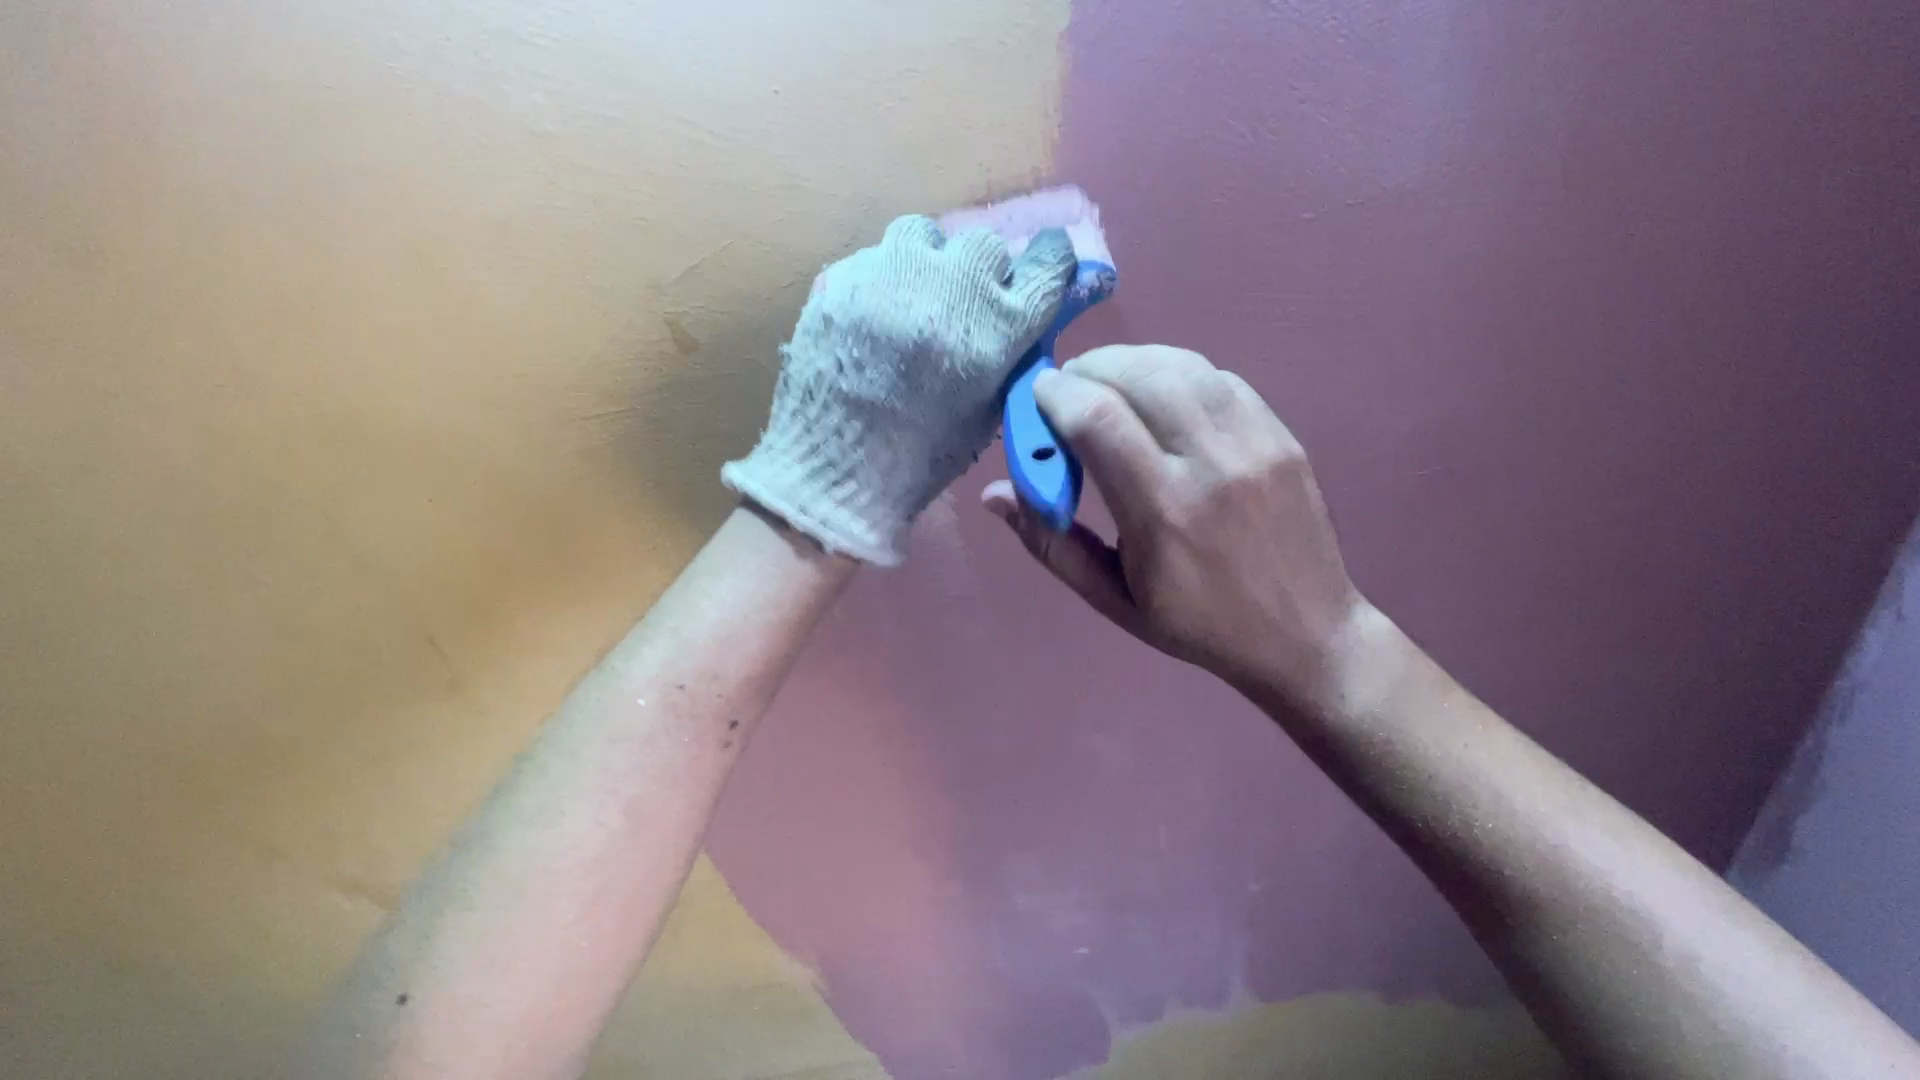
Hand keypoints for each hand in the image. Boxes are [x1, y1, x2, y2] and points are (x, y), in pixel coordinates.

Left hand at [723, 215, 1074, 565]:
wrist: (836, 468)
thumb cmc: (921, 455)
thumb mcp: (988, 411)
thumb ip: (1012, 354)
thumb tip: (1022, 315)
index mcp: (999, 328)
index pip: (1046, 265)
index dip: (1050, 260)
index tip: (1044, 261)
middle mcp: (953, 287)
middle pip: (985, 246)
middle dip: (981, 273)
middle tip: (963, 307)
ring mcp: (894, 274)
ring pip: (926, 236)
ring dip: (929, 262)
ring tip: (913, 299)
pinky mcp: (845, 276)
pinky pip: (877, 258)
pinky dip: (883, 281)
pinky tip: (870, 320)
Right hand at [983, 345, 1364, 700]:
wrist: (1306, 634)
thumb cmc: (1198, 625)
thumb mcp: (1113, 599)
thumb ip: (1050, 543)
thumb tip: (994, 494)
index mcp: (1163, 512)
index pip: (1097, 418)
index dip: (1054, 394)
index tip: (1034, 400)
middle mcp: (1211, 464)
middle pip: (1137, 373)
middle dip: (1087, 369)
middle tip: (1067, 392)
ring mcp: (1255, 442)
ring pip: (1181, 363)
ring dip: (1130, 363)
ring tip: (1108, 387)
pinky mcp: (1281, 434)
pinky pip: (1218, 377)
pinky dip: (1175, 373)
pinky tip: (1161, 399)